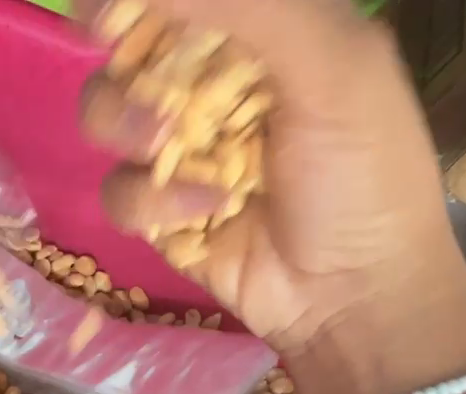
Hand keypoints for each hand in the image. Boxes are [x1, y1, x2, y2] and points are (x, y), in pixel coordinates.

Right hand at [76, 0, 465, 393]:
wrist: (349, 292)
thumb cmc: (361, 172)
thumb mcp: (333, 64)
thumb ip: (248, 5)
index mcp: (262, 33)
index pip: (179, 3)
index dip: (134, 3)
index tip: (104, 15)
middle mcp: (211, 86)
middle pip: (127, 53)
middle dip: (130, 71)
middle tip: (156, 95)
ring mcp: (180, 152)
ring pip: (108, 119)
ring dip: (131, 131)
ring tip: (173, 151)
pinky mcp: (159, 214)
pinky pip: (118, 192)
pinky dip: (153, 204)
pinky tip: (205, 212)